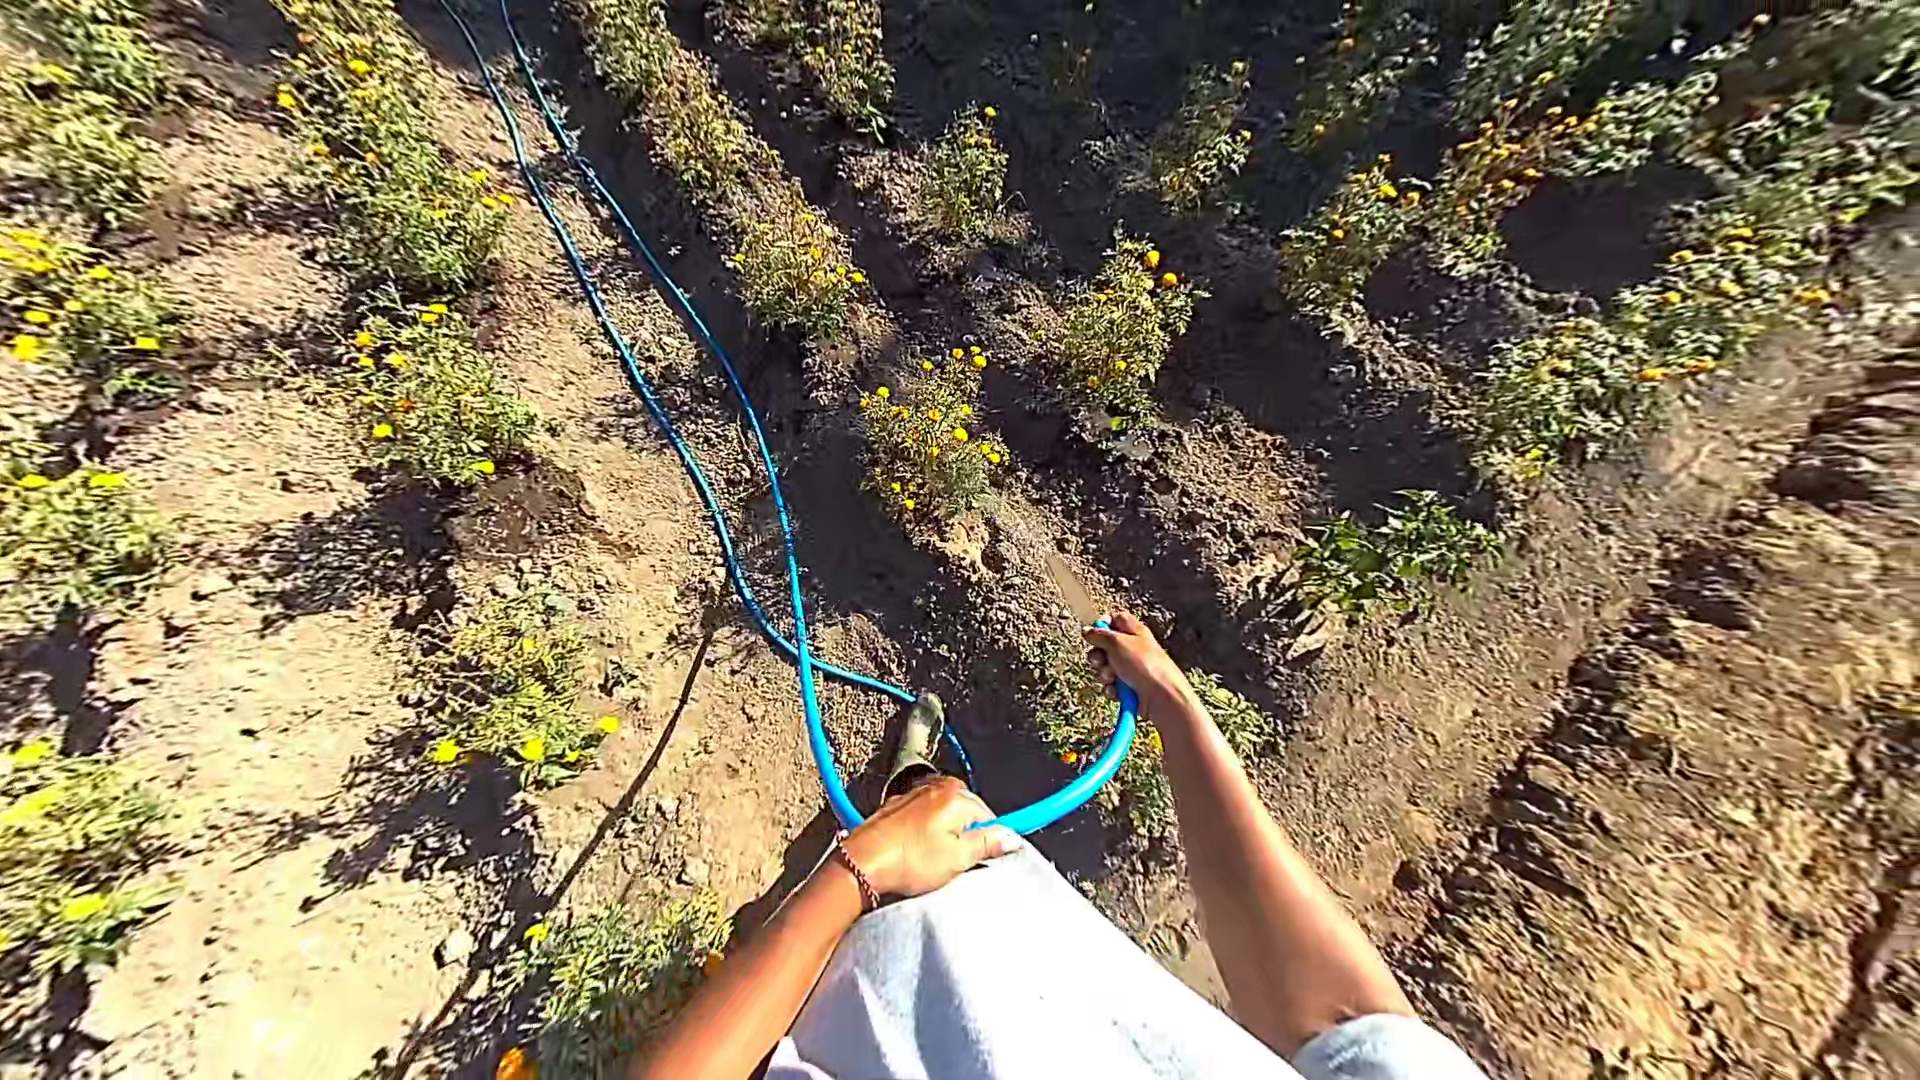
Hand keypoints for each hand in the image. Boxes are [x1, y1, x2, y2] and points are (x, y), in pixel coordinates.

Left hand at [839, 777, 1018, 898]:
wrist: (863, 862)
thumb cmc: (906, 860)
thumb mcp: (956, 859)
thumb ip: (986, 844)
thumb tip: (1011, 837)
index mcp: (956, 796)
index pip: (989, 815)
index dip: (990, 839)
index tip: (989, 856)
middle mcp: (937, 787)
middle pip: (968, 812)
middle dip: (966, 836)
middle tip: (957, 864)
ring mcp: (917, 793)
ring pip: (945, 815)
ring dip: (945, 835)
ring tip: (932, 861)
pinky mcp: (901, 804)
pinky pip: (926, 816)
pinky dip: (926, 832)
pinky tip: (917, 853)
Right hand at [1084, 611, 1190, 709]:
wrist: (1163, 698)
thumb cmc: (1146, 665)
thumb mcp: (1117, 642)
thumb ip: (1099, 635)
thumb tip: (1086, 631)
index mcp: (1134, 632)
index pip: (1115, 620)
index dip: (1103, 626)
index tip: (1094, 634)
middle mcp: (1133, 649)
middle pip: (1105, 647)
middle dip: (1099, 656)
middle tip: (1101, 661)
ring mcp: (1132, 669)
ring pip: (1106, 668)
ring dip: (1104, 674)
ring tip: (1113, 678)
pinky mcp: (1130, 688)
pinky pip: (1112, 685)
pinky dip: (1112, 689)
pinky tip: (1117, 691)